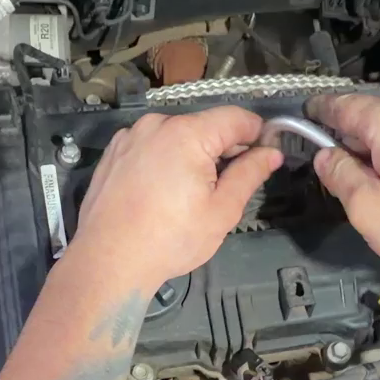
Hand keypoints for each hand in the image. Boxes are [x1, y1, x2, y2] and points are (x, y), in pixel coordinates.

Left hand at [69, 107, 282, 291]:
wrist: (109, 260)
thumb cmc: (168, 240)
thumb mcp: (221, 211)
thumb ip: (249, 175)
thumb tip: (271, 153)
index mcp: (187, 134)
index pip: (236, 118)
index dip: (257, 134)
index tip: (266, 153)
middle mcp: (156, 125)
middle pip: (204, 127)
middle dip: (222, 151)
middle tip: (229, 187)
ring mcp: (131, 137)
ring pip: (176, 137)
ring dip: (192, 157)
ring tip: (191, 197)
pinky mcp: (114, 153)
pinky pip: (151, 148)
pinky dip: (164, 162)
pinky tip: (164, 195)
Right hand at [307, 94, 379, 278]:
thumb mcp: (369, 210)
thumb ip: (341, 178)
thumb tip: (326, 156)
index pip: (343, 106)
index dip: (320, 112)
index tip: (304, 116)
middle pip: (373, 117)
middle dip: (349, 135)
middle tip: (333, 163)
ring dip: (378, 151)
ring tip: (368, 182)